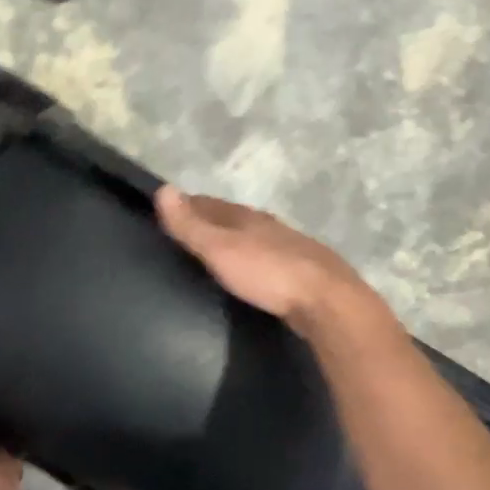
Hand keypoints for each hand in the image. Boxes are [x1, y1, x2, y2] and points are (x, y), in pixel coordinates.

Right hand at [154, 185, 381, 331]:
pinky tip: (249, 272)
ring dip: (233, 240)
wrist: (327, 301)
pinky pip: (267, 259)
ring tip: (214, 253)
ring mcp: (289, 248)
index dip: (187, 204)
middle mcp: (269, 226)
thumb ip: (191, 225)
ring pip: (252, 237)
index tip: (167, 210)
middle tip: (186, 233)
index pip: (209, 203)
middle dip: (210, 221)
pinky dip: (251, 260)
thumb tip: (162, 188)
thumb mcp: (220, 249)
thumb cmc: (268, 273)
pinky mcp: (302, 272)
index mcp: (247, 217)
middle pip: (232, 218)